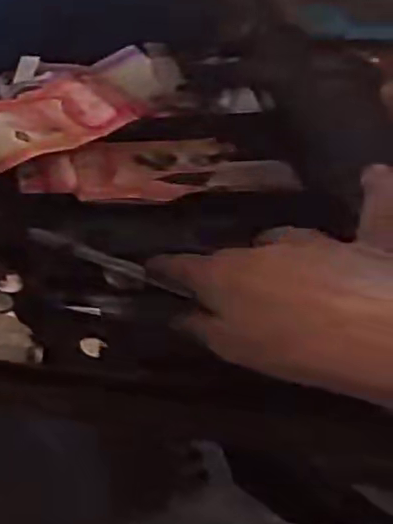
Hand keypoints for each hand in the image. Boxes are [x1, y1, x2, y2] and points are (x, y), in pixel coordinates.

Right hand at [151, 165, 392, 405]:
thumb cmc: (304, 349)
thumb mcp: (233, 349)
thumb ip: (198, 327)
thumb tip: (179, 313)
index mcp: (216, 274)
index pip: (171, 265)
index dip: (159, 271)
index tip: (152, 276)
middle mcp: (258, 250)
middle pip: (233, 256)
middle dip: (231, 269)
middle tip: (240, 293)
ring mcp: (319, 244)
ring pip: (288, 239)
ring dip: (284, 251)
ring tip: (292, 266)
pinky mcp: (377, 244)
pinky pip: (379, 209)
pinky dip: (378, 190)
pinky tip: (374, 173)